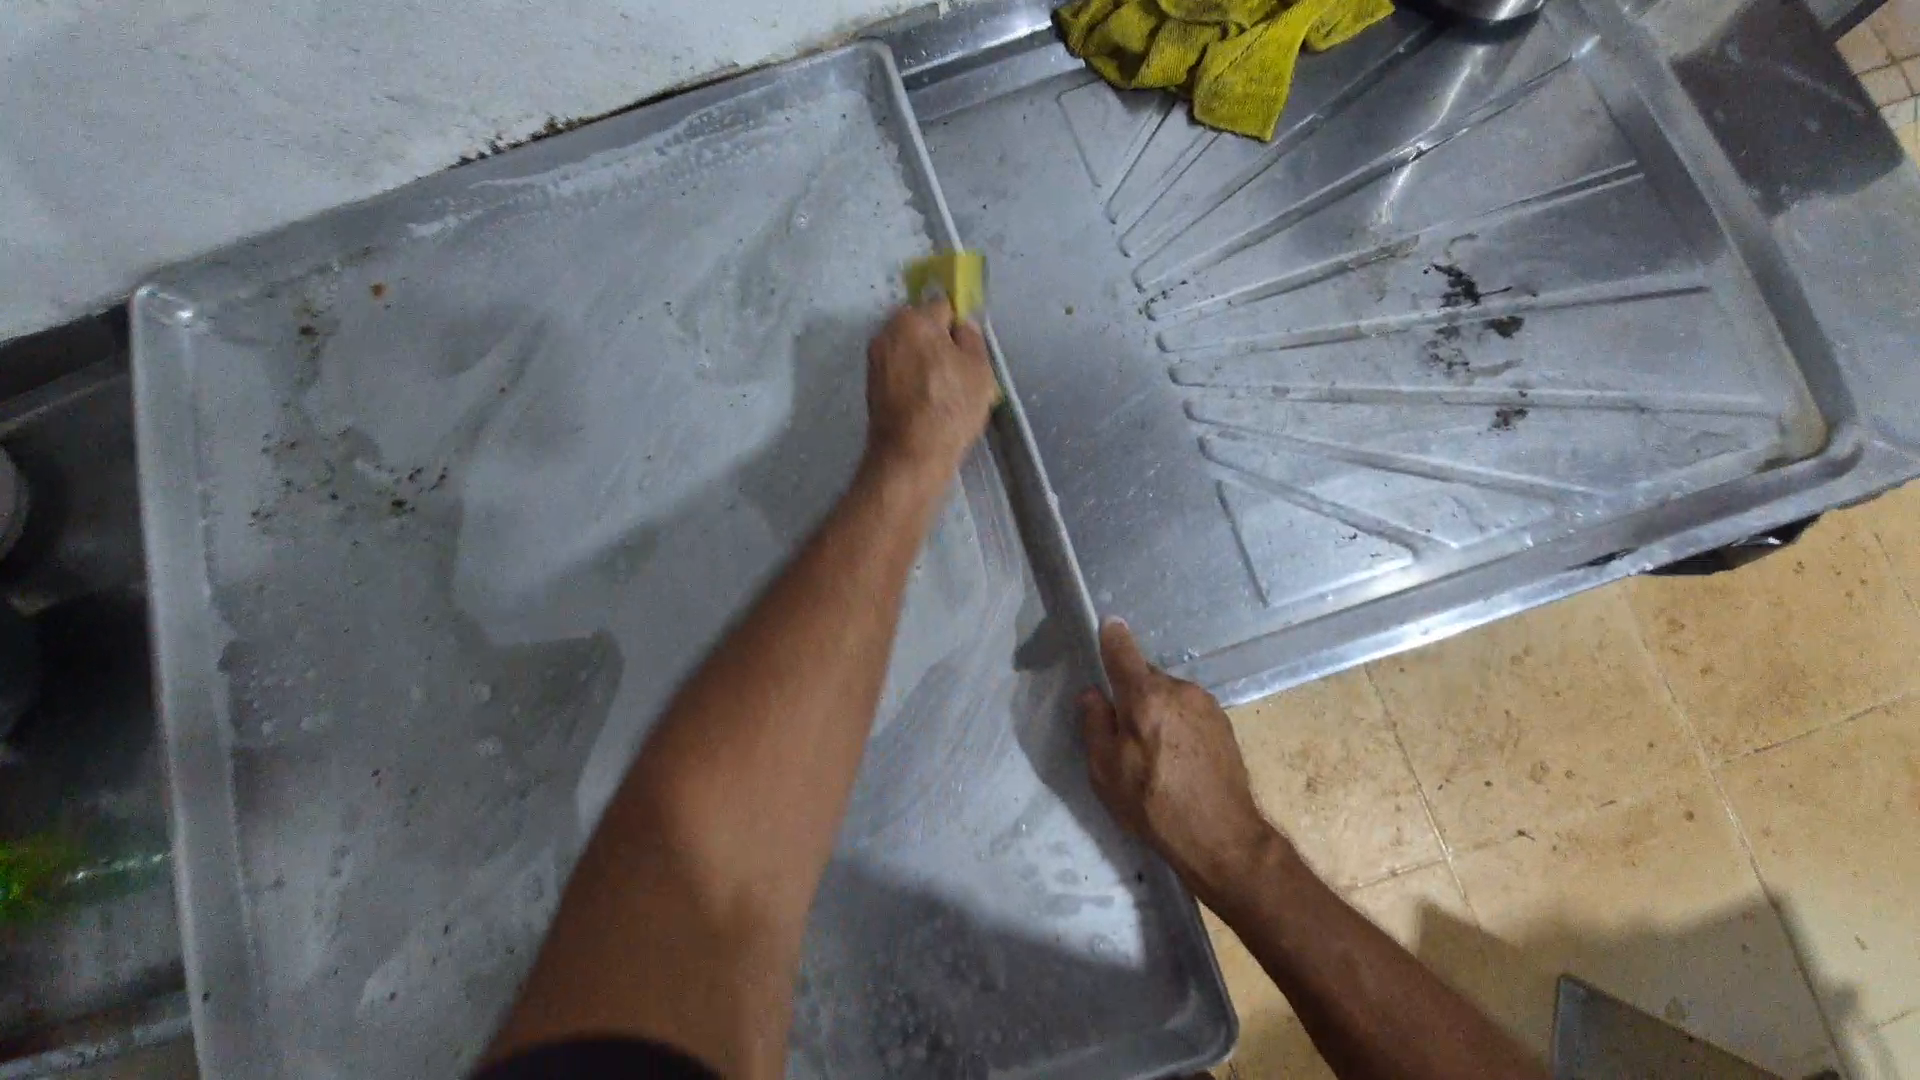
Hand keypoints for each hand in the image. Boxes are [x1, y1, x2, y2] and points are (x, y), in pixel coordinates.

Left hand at [864, 298, 997, 477]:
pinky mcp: (871, 386)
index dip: (959, 326)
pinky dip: (911, 380)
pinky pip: (898, 371)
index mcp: (913, 320)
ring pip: (908, 350)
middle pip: (920, 327)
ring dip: (923, 361)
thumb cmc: (949, 408)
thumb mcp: (979, 370)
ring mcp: (875, 360)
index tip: (969, 349)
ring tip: (943, 391)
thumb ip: (972, 338)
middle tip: (958, 371)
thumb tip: (963, 327)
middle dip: (938, 341)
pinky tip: (925, 402)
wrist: (910, 455)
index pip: (942, 306)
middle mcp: (886, 333)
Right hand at [1080, 619, 1281, 902]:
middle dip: (1131, 692)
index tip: (1106, 625)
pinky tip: (1176, 758)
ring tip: (1151, 752)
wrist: (1223, 838)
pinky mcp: (1223, 723)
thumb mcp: (1105, 771)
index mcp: (1146, 696)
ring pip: (1168, 695)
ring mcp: (1206, 705)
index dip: (1111, 637)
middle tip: (1120, 730)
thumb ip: (1094, 724)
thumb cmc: (1154, 805)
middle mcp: (1179, 690)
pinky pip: (1188, 711)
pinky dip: (1176, 723)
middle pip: (1145, 676)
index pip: (1123, 651)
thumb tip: (1093, 694)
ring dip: (1155, 710)